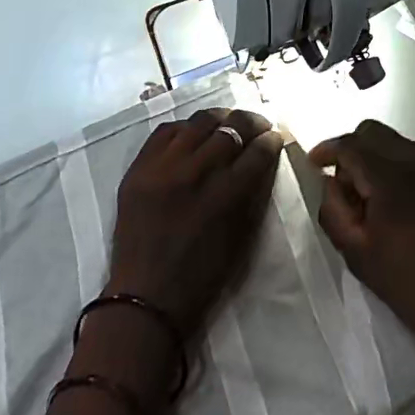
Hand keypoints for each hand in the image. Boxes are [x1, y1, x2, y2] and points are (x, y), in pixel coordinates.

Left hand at [105, 109, 282, 331]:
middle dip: (250, 123)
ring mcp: (162, 167)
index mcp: (225, 196)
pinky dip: (184, 129)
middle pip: (229, 130)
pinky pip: (164, 132)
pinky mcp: (138, 168)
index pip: (256, 153)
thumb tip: (263, 159)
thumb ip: (252, 195)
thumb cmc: (201, 276)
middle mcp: (194, 173)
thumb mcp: (240, 238)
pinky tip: (192, 133)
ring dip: (219, 119)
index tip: (275, 136)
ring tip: (228, 121)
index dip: (270, 141)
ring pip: (197, 123)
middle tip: (258, 124)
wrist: (146, 295)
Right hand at [309, 121, 414, 414]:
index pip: (348, 145)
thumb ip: (334, 211)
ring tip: (368, 200)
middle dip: (349, 150)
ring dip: (371, 157)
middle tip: (343, 188)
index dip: (325, 151)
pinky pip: (411, 157)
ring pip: (392, 142)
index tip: (312, 166)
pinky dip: (392, 166)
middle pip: (371, 132)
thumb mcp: (359, 255)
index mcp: (391, 177)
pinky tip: (392, 205)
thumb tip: (330, 184)